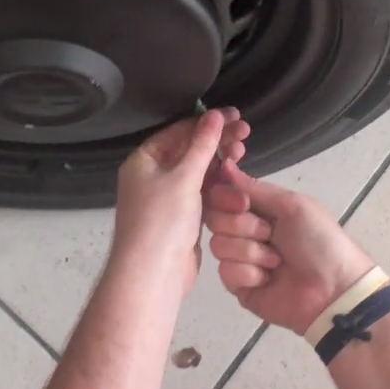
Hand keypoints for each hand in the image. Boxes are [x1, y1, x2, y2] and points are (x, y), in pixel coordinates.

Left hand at [112, 108, 249, 294]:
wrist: (154, 274)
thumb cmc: (162, 220)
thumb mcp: (184, 177)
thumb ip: (202, 146)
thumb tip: (214, 114)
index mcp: (144, 161)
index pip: (178, 132)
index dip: (207, 122)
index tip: (235, 116)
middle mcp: (152, 176)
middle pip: (189, 150)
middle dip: (217, 141)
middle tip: (245, 132)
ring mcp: (167, 197)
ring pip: (197, 172)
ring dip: (220, 162)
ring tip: (244, 151)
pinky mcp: (181, 217)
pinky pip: (201, 192)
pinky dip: (217, 184)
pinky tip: (236, 177)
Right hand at [203, 158, 375, 331]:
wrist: (333, 288)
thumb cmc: (319, 240)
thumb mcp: (292, 205)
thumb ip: (255, 187)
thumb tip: (224, 164)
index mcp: (258, 210)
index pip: (221, 197)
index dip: (225, 198)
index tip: (242, 204)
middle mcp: (245, 232)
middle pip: (215, 220)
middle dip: (242, 226)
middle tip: (269, 234)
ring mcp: (241, 260)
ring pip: (219, 246)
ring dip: (251, 252)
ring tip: (277, 261)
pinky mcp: (239, 286)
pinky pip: (226, 273)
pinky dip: (250, 273)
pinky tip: (269, 279)